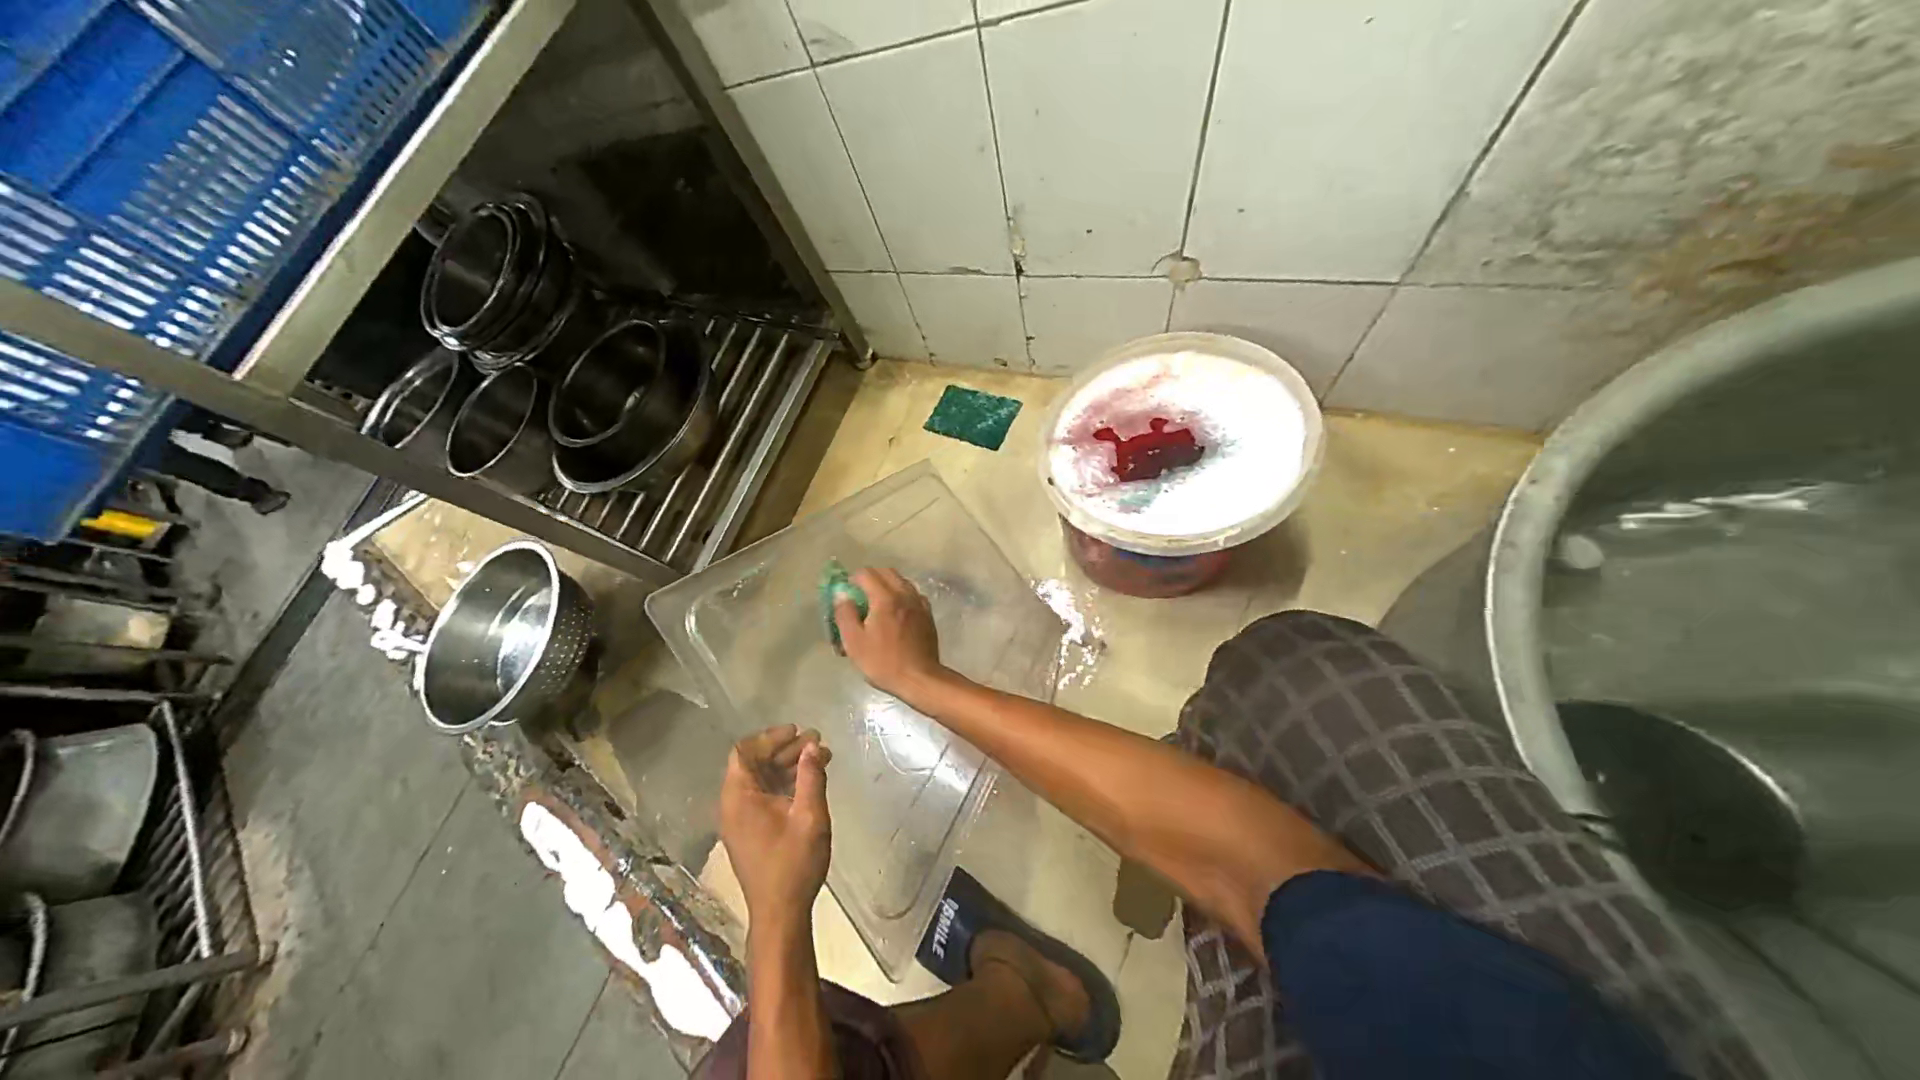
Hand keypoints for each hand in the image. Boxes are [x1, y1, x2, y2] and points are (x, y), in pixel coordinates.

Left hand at [720, 725, 831, 924]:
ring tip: (821, 757)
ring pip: (762, 780)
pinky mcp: (751, 832)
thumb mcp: (809, 816)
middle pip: (754, 764)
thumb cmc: (793, 863)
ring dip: (788, 766)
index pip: (744, 752)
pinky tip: (811, 782)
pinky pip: (764, 796)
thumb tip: (812, 745)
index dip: (770, 737)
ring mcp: (741, 821)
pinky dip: (785, 784)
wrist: (780, 914)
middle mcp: (734, 805)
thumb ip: (811, 777)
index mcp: (739, 798)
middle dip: (785, 749)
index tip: (797, 732)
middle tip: (817, 742)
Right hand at [833, 568, 951, 700]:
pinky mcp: (928, 615)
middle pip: (886, 572)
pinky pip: (913, 595)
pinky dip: (902, 596)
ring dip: (887, 585)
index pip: (866, 573)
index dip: (853, 580)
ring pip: (902, 581)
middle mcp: (905, 594)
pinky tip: (896, 613)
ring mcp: (920, 603)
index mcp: (885, 598)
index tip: (847, 595)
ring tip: (877, 605)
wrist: (919, 679)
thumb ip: (845, 614)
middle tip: (860, 597)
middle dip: (870, 578)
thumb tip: (842, 595)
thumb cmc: (883, 662)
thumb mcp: (854, 642)